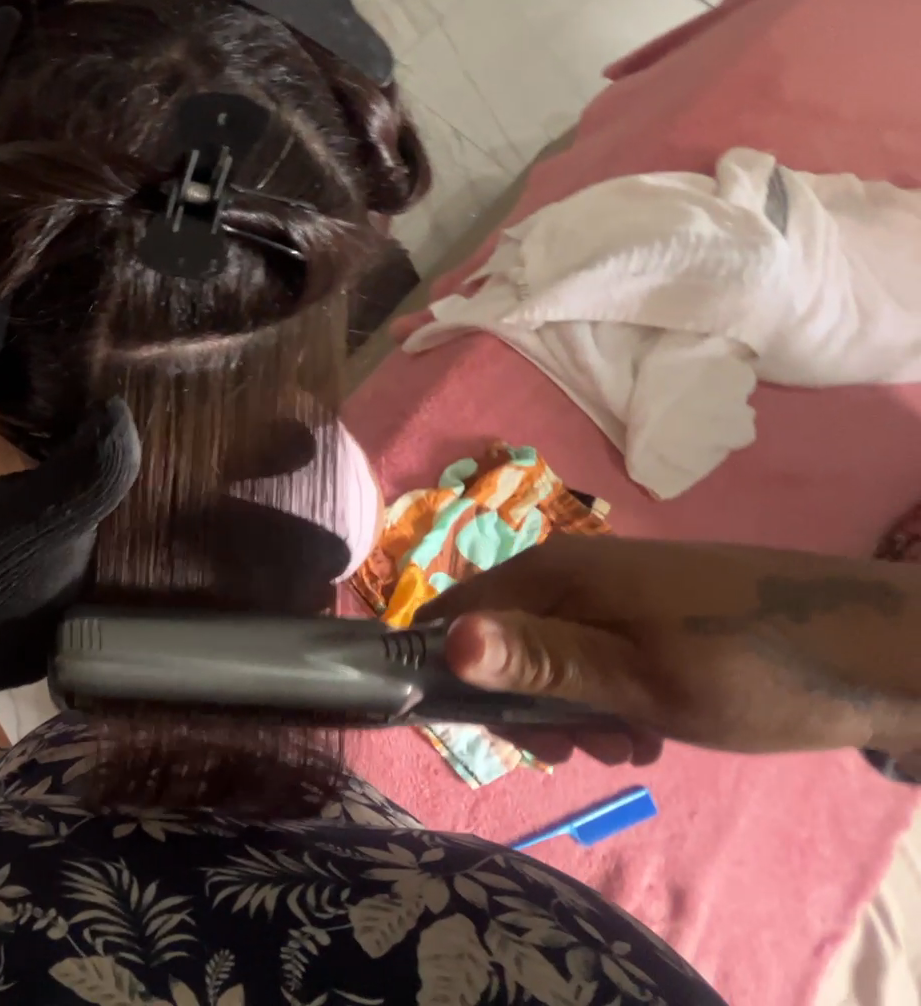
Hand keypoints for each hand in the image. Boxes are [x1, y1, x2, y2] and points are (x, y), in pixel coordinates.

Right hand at [417, 535, 920, 762]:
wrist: (902, 650)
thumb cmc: (758, 668)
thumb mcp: (642, 678)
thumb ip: (540, 661)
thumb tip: (450, 643)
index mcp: (547, 575)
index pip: (449, 617)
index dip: (446, 673)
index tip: (490, 729)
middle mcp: (563, 570)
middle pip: (494, 639)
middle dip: (518, 702)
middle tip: (573, 751)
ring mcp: (604, 586)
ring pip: (542, 651)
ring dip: (564, 707)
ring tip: (624, 746)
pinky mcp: (640, 604)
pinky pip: (586, 649)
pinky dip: (600, 692)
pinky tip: (647, 727)